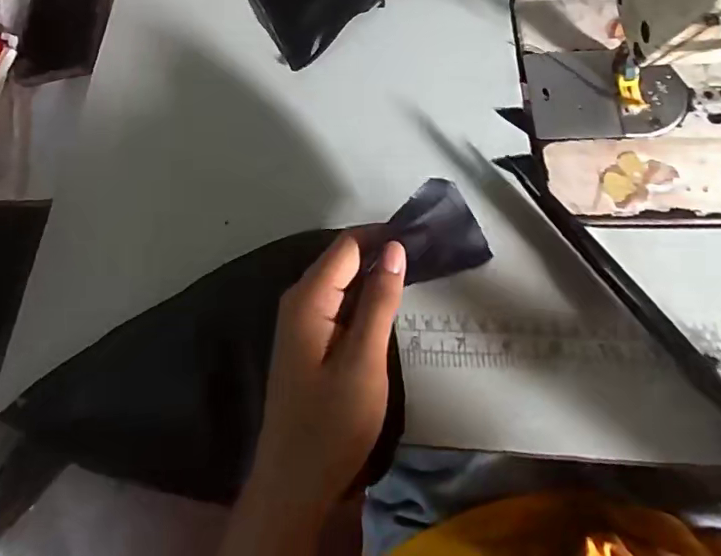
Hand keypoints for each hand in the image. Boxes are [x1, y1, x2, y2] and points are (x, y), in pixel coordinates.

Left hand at [219, 233, 406, 555]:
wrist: (294, 484)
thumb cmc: (331, 423)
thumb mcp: (364, 360)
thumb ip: (379, 300)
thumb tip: (395, 248)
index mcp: (307, 299)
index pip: (347, 245)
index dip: (383, 235)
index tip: (421, 236)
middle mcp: (299, 301)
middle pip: (342, 258)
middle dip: (380, 251)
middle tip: (425, 253)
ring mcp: (301, 322)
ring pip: (342, 281)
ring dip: (375, 275)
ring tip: (415, 272)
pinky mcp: (308, 341)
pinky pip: (338, 303)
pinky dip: (364, 297)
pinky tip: (388, 304)